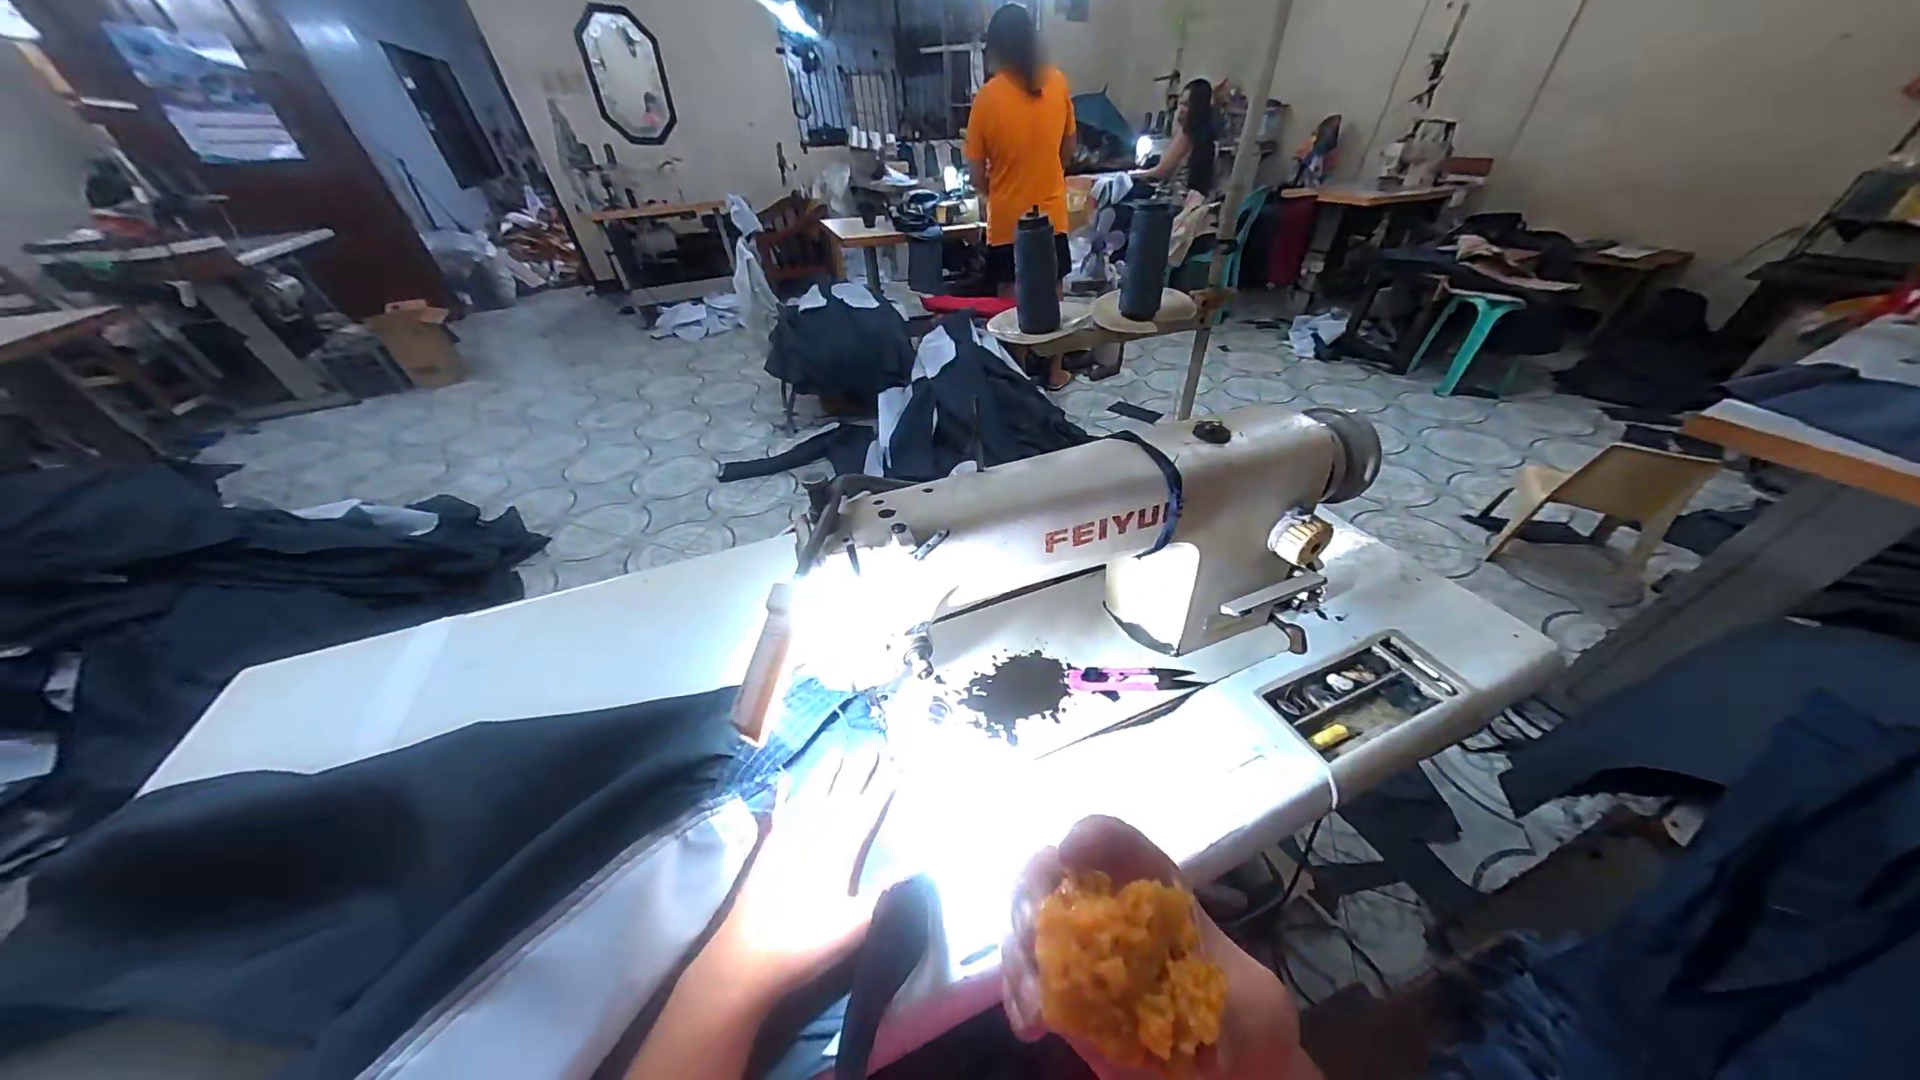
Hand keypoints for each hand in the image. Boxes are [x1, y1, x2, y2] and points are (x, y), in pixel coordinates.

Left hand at [688, 745, 896, 1007]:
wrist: (745, 957)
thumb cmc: (805, 943)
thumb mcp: (853, 925)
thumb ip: (883, 894)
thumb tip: (917, 863)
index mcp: (839, 849)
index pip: (866, 808)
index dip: (883, 785)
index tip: (897, 762)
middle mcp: (814, 833)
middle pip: (841, 792)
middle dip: (859, 768)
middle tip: (873, 743)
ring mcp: (788, 835)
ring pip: (811, 793)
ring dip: (826, 770)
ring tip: (838, 749)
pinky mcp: (767, 845)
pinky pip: (781, 809)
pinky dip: (785, 792)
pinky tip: (785, 779)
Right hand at [1002, 816, 1323, 1079]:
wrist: (1224, 1064)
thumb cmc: (1241, 1017)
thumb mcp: (1258, 1010)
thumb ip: (1237, 1011)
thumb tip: (1207, 1038)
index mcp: (1150, 884)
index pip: (1116, 840)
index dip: (1091, 836)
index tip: (1071, 852)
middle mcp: (1103, 900)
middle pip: (1051, 868)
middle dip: (1033, 893)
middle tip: (1031, 934)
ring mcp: (1075, 941)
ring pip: (1025, 916)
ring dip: (1019, 950)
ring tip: (1036, 1004)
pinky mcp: (1059, 984)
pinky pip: (1019, 972)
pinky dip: (1015, 992)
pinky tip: (1029, 1025)